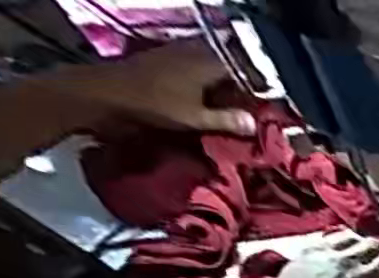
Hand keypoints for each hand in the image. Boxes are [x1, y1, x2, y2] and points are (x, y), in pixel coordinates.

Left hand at [48, 40, 256, 135]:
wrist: (107, 91)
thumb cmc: (154, 105)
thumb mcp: (195, 118)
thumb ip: (226, 119)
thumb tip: (256, 123)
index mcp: (204, 64)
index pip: (239, 66)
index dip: (256, 79)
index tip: (271, 93)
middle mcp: (191, 52)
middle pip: (224, 58)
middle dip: (241, 73)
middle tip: (256, 91)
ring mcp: (175, 52)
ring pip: (208, 57)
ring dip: (223, 71)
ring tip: (237, 90)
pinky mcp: (163, 58)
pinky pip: (193, 60)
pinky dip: (206, 72)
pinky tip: (211, 86)